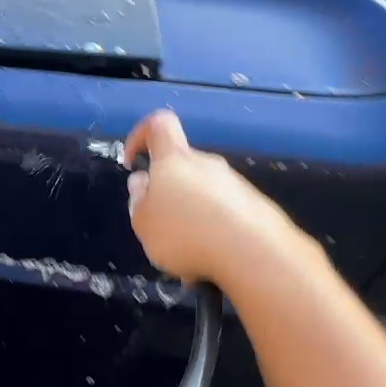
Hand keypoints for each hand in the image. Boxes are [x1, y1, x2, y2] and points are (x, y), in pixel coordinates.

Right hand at [122, 110, 312, 284]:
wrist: (252, 252)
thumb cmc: (185, 233)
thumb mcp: (143, 223)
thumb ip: (138, 200)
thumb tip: (142, 181)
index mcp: (174, 160)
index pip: (159, 125)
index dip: (140, 136)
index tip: (133, 163)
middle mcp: (206, 164)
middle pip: (179, 169)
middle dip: (165, 196)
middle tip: (157, 228)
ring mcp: (232, 183)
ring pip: (199, 197)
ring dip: (187, 221)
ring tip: (184, 256)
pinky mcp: (251, 205)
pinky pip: (220, 215)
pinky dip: (208, 234)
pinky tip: (207, 261)